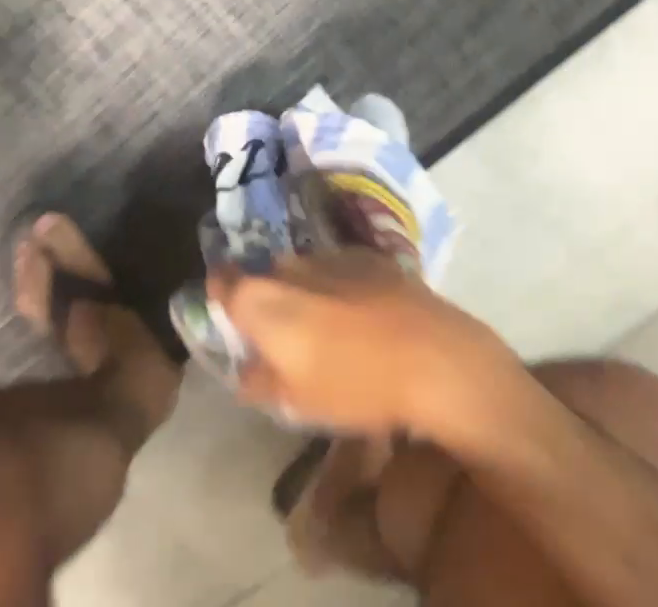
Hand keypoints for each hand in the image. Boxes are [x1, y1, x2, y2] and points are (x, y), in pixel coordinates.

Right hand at [207, 250, 519, 436]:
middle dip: (271, 301)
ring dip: (309, 293)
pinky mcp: (372, 257)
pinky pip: (342, 270)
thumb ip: (261, 382)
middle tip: (289, 339)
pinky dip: (344, 287)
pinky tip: (369, 318)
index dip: (222, 297)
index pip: (220, 282)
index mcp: (261, 299)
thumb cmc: (356, 385)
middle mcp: (288, 266)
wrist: (437, 359)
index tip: (234, 320)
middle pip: (265, 277)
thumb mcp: (299, 401)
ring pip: (305, 272)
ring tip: (335, 330)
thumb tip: (246, 373)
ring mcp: (332, 256)